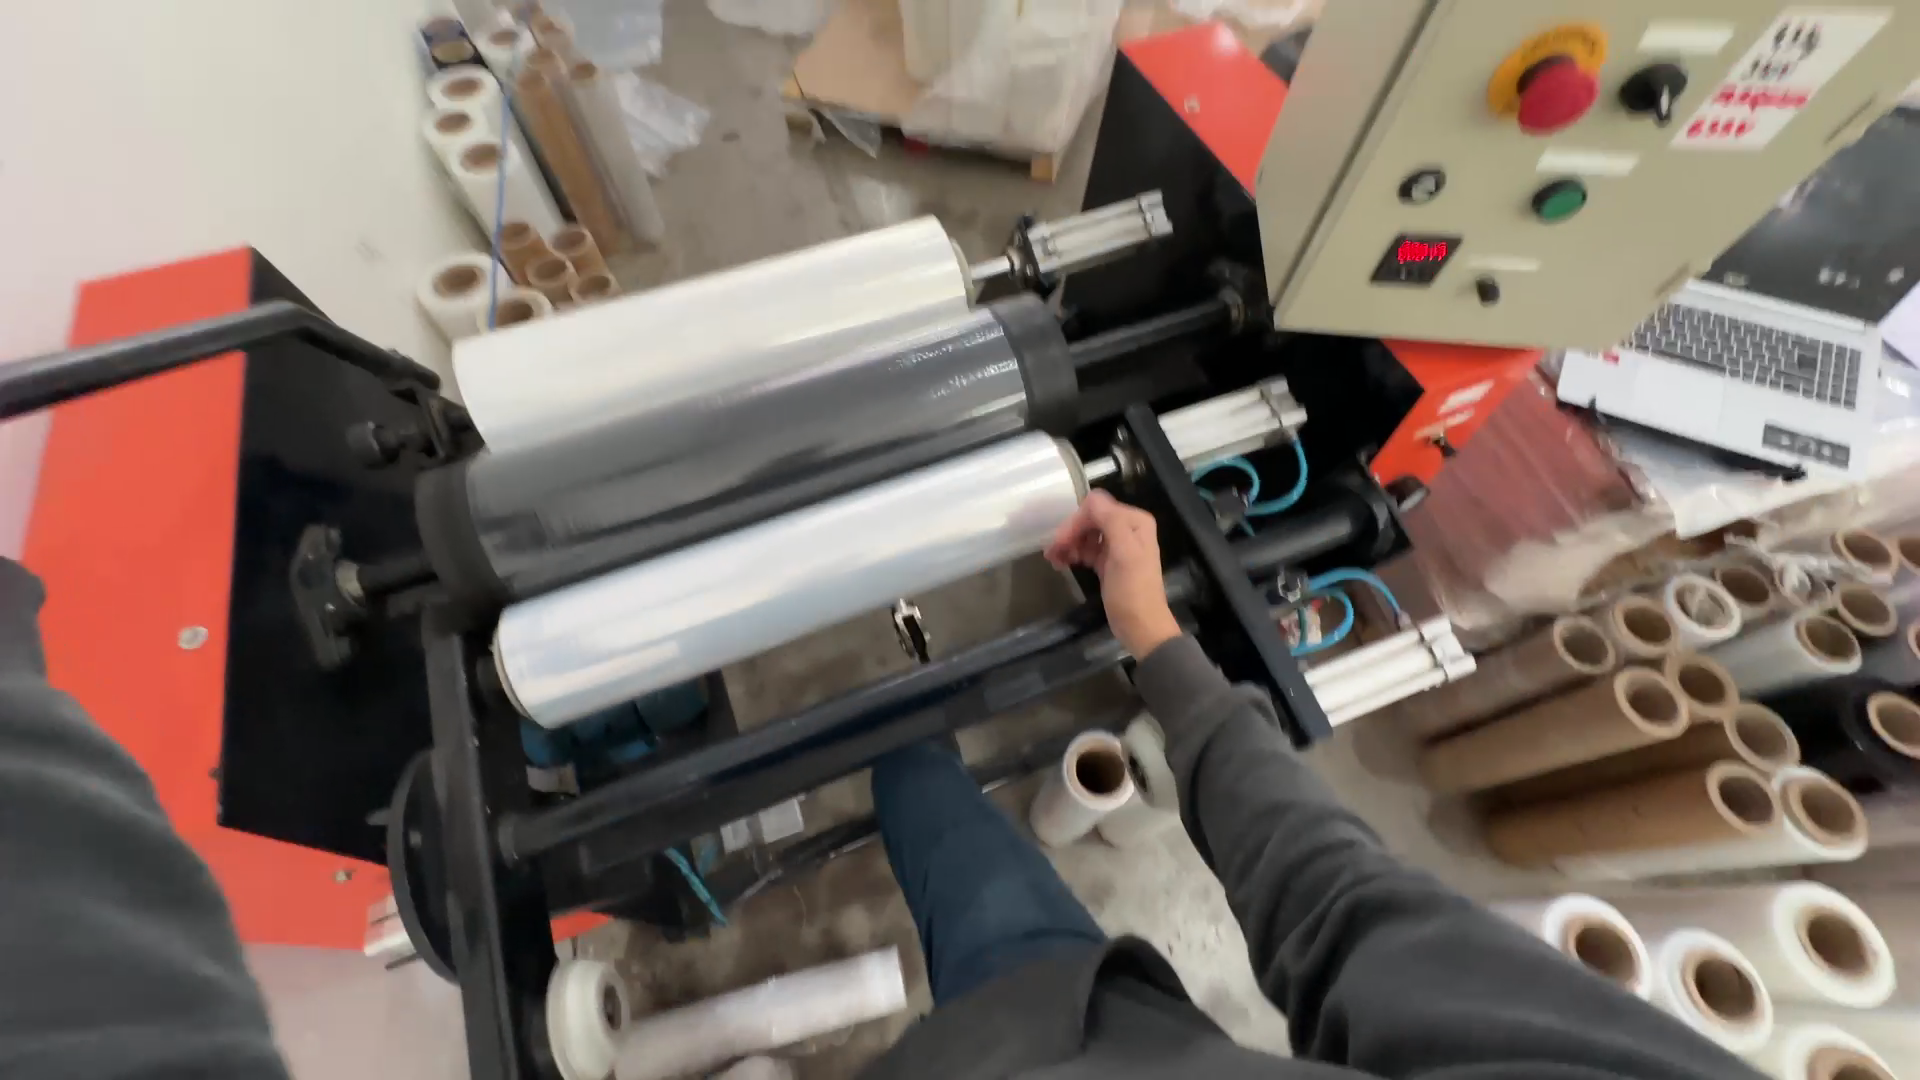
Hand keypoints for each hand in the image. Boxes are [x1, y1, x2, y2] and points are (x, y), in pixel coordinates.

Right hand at [1045, 491, 1181, 658]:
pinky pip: (1086, 548)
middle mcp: (1127, 527)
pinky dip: (1073, 553)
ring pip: (1085, 533)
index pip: (1096, 506)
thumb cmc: (1133, 591)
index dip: (1076, 521)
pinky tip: (1062, 563)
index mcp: (1134, 521)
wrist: (1140, 627)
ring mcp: (1117, 544)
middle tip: (1051, 553)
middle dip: (1069, 533)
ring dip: (1067, 543)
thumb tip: (1092, 498)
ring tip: (1053, 560)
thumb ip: (1111, 522)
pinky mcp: (1108, 560)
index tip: (1061, 541)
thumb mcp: (1124, 554)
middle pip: (1089, 519)